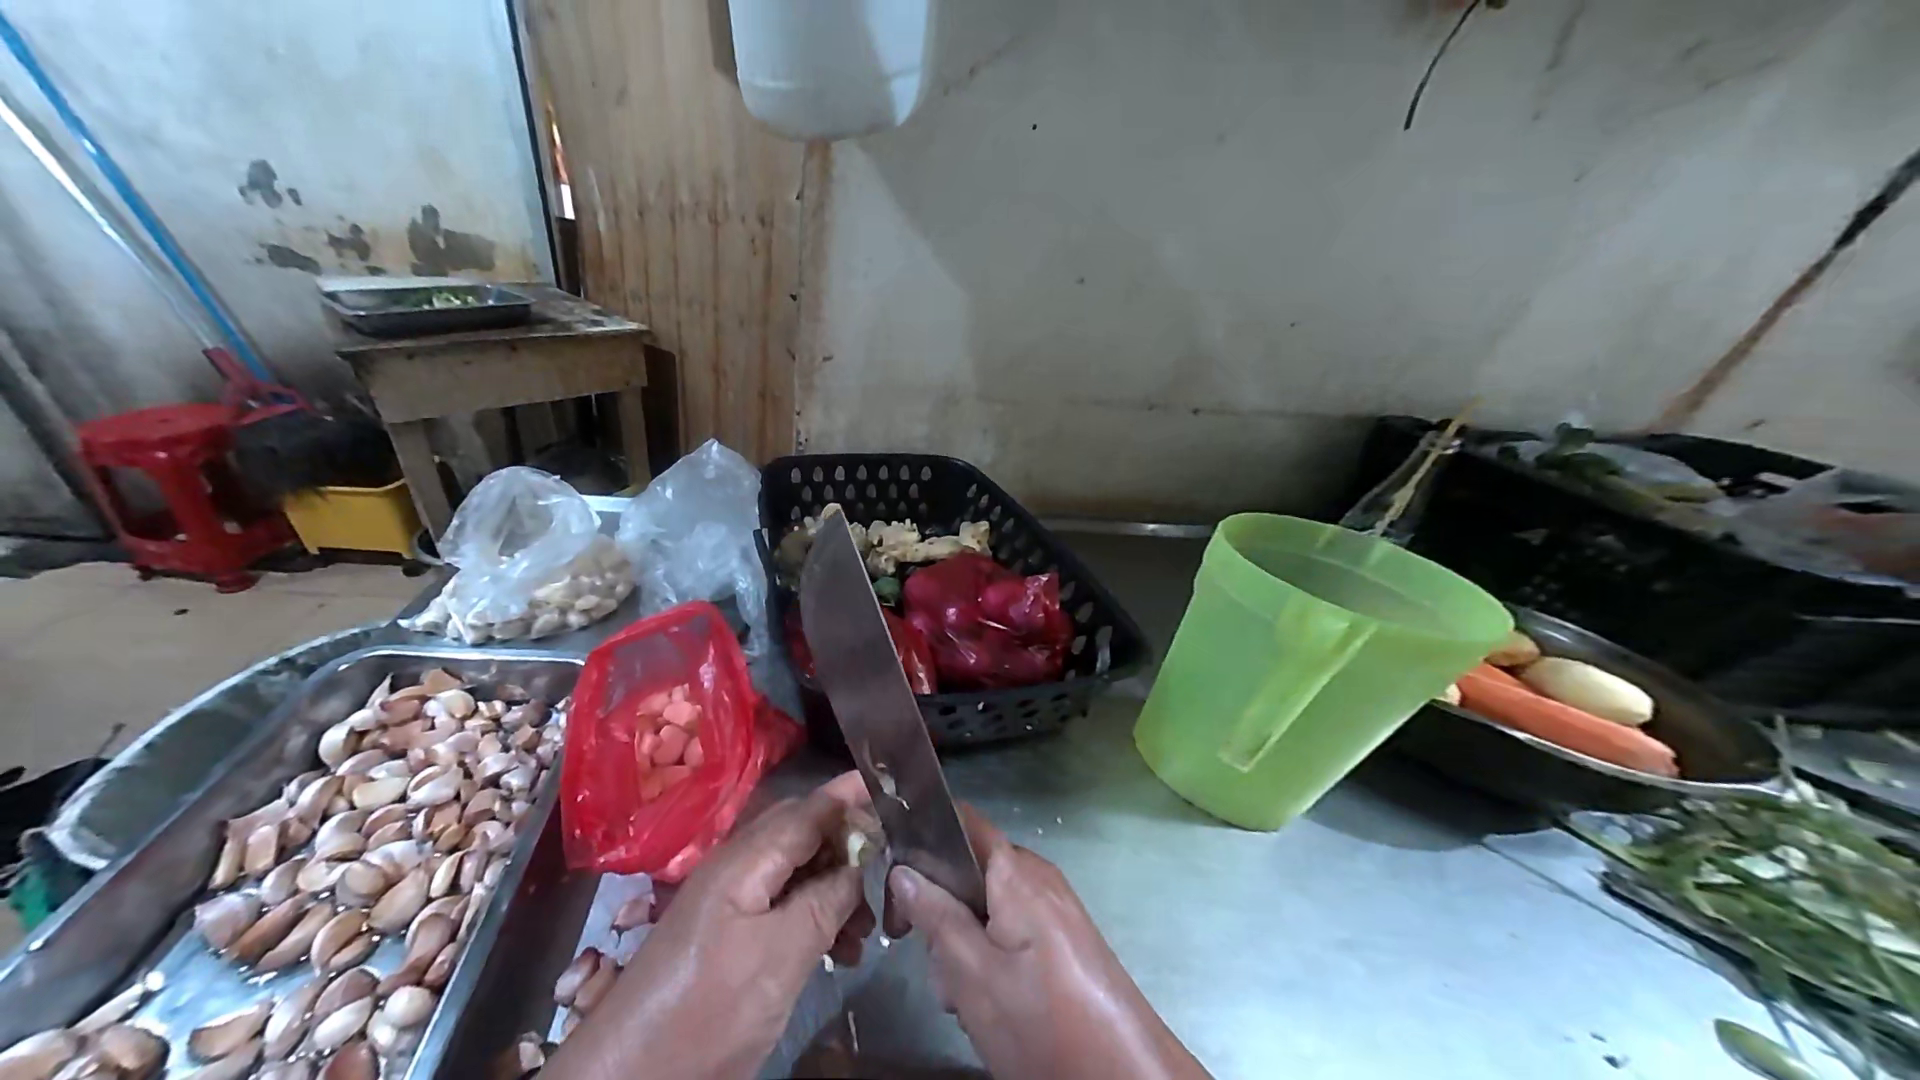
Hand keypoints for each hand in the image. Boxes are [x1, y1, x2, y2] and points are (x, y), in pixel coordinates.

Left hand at [544, 772, 876, 1079]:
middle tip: (887, 872)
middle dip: (850, 848)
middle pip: (805, 834)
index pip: (810, 808)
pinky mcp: (729, 932)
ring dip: (836, 891)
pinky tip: (837, 953)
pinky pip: (783, 905)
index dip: (851, 796)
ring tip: (866, 932)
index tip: (891, 789)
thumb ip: (827, 900)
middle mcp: (738, 866)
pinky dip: (815, 918)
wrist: (629, 1079)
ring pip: (798, 872)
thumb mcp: (782, 955)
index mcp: (746, 859)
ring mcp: (731, 899)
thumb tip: (859, 863)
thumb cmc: (708, 1010)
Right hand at [887, 807, 1210, 1079]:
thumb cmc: (1041, 1020)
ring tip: (964, 996)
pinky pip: (1010, 927)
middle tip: (935, 963)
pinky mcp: (1062, 936)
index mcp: (1015, 870)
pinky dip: (989, 956)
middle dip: (942, 911)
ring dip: (963, 943)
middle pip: (969, 870)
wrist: (1126, 1076)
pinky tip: (991, 1001)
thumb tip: (903, 870)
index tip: (896, 883)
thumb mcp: (972, 973)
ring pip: (986, 905)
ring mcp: (1052, 905)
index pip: (961, 821)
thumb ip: (935, 915)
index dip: (922, 841)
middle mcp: (1037, 875)